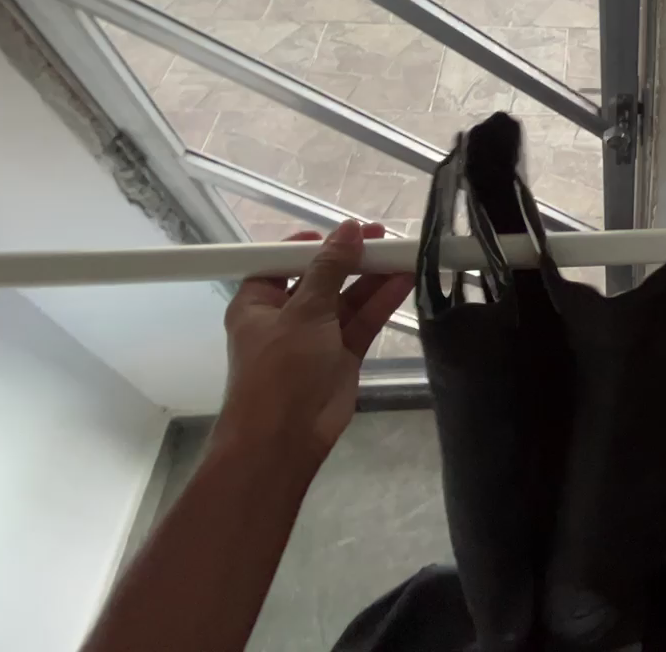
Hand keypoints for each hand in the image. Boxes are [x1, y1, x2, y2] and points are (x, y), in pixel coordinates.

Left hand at [215, 220, 414, 468]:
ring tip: (404, 253)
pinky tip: (406, 279)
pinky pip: (365, 318)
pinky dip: (384, 299)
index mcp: (259, 304)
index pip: (282, 264)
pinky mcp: (345, 352)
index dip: (310, 246)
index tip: (340, 232)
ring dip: (374, 277)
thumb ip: (331, 269)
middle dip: (352, 258)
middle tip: (382, 237)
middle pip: (323, 277)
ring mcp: (319, 335)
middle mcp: (288, 316)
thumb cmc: (281, 369)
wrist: (286, 436)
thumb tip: (349, 230)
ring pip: (350, 296)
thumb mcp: (304, 311)